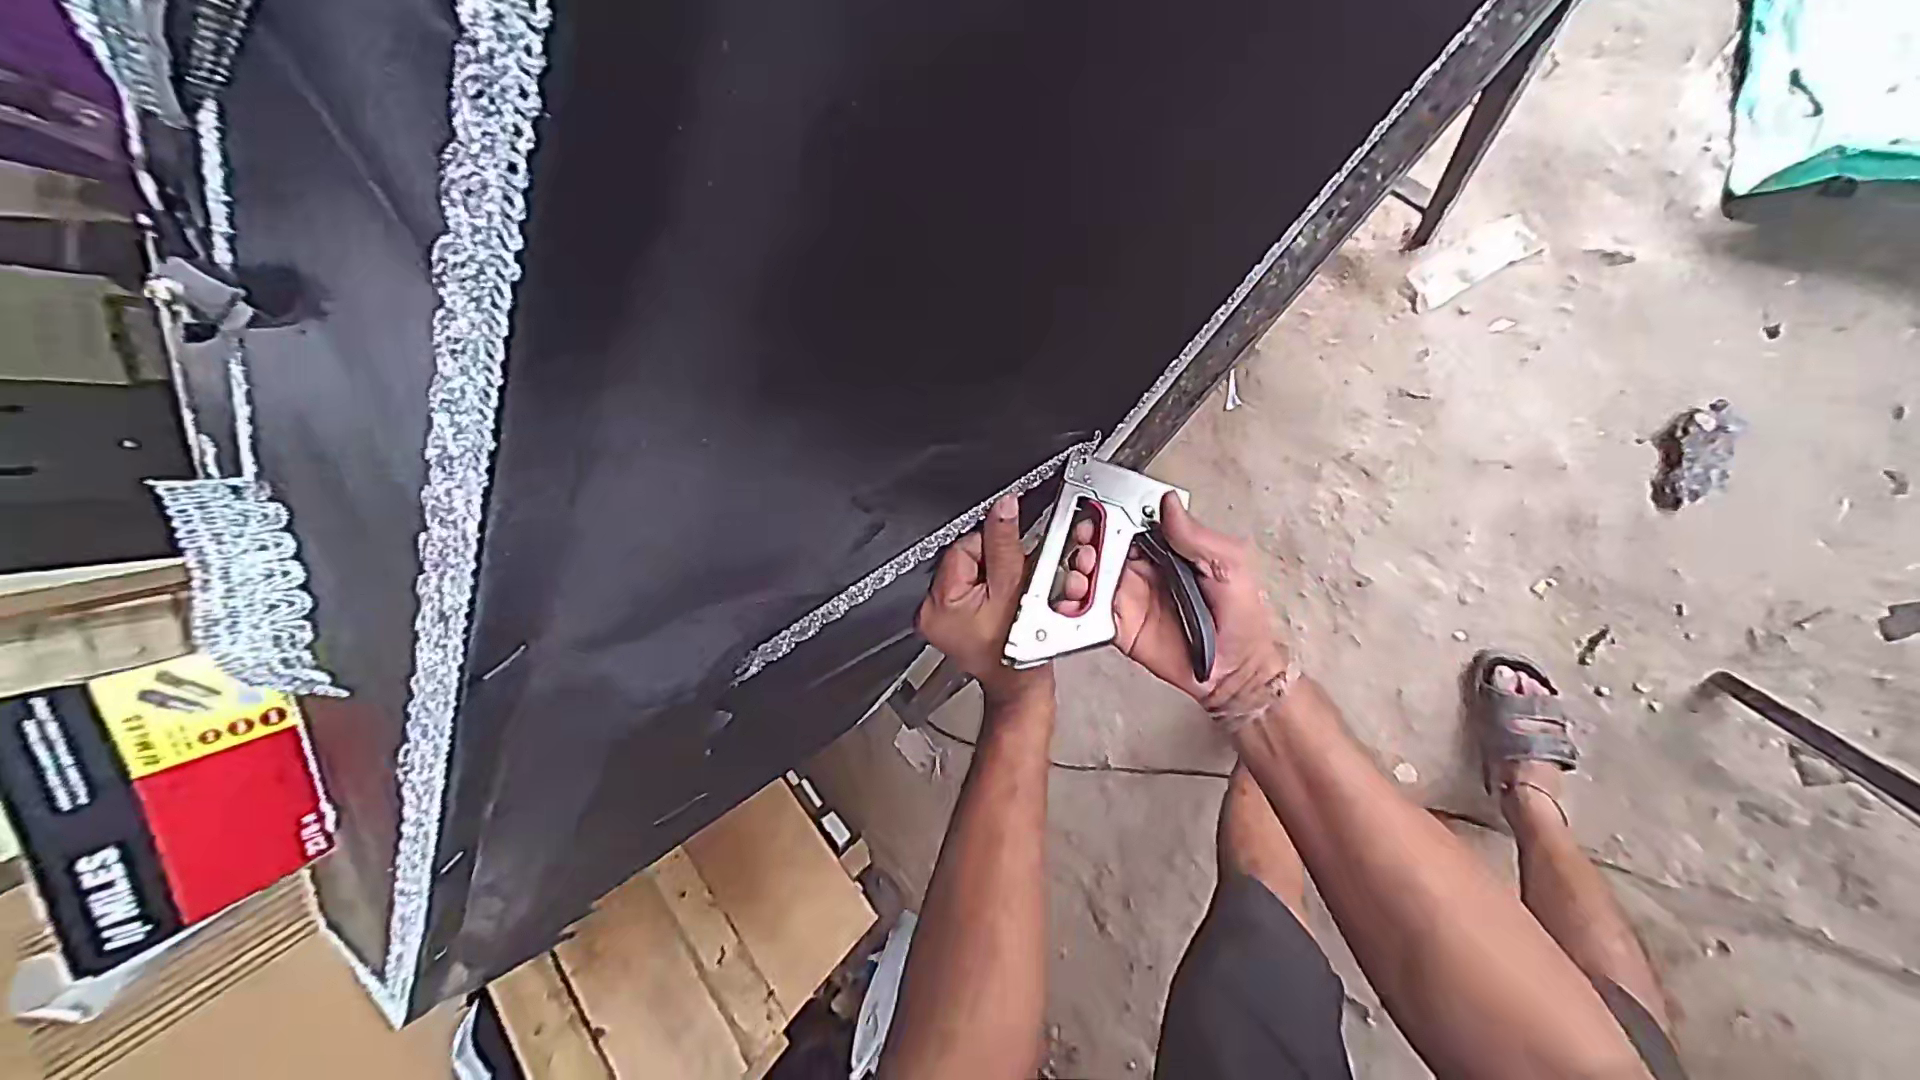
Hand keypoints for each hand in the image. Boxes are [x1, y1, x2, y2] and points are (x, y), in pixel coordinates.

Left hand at [917, 494, 1051, 701]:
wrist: (1021, 685)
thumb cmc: (1020, 652)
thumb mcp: (1016, 589)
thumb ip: (1005, 545)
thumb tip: (1003, 507)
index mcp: (939, 604)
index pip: (962, 547)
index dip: (993, 548)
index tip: (1012, 560)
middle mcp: (930, 610)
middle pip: (966, 558)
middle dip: (995, 563)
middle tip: (1012, 584)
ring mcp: (938, 617)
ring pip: (970, 571)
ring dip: (995, 575)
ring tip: (1008, 598)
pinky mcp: (949, 620)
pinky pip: (969, 587)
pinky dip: (989, 588)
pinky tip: (1001, 603)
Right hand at [1057, 493, 1289, 714]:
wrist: (1237, 672)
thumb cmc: (1242, 620)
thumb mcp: (1229, 565)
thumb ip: (1195, 536)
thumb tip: (1169, 504)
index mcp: (1168, 551)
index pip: (1130, 524)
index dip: (1109, 517)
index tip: (1098, 515)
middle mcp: (1144, 572)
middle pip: (1102, 548)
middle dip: (1086, 543)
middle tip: (1086, 548)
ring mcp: (1129, 598)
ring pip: (1090, 577)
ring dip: (1077, 573)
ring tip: (1082, 577)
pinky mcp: (1120, 626)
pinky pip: (1088, 613)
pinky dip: (1072, 607)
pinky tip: (1073, 603)